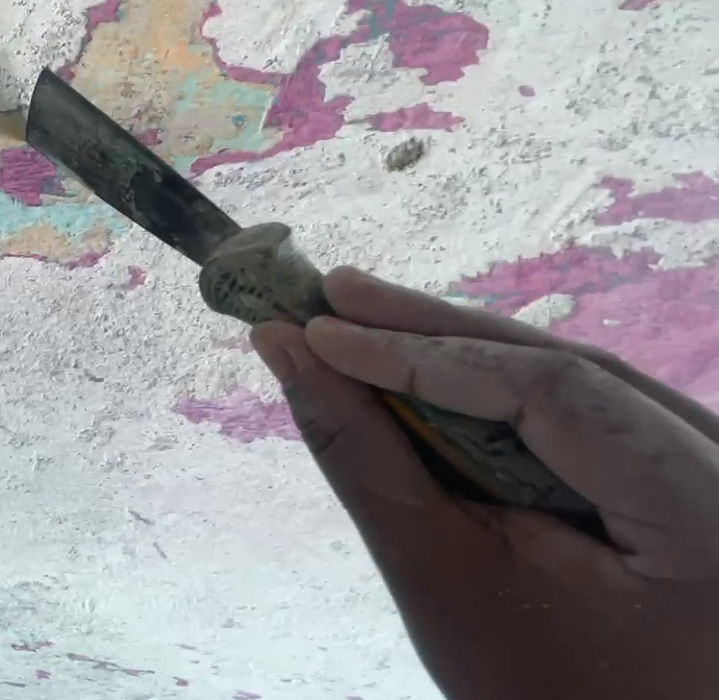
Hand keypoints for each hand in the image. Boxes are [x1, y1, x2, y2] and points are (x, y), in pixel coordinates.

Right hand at [251, 268, 718, 699]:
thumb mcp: (428, 568)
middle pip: (571, 369)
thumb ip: (354, 448)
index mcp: (713, 520)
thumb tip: (277, 341)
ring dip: (454, 346)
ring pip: (575, 378)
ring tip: (356, 315)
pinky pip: (583, 407)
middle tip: (329, 292)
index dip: (421, 352)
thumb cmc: (532, 681)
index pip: (555, 392)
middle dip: (432, 329)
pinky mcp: (687, 476)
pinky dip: (488, 382)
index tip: (316, 330)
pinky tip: (420, 363)